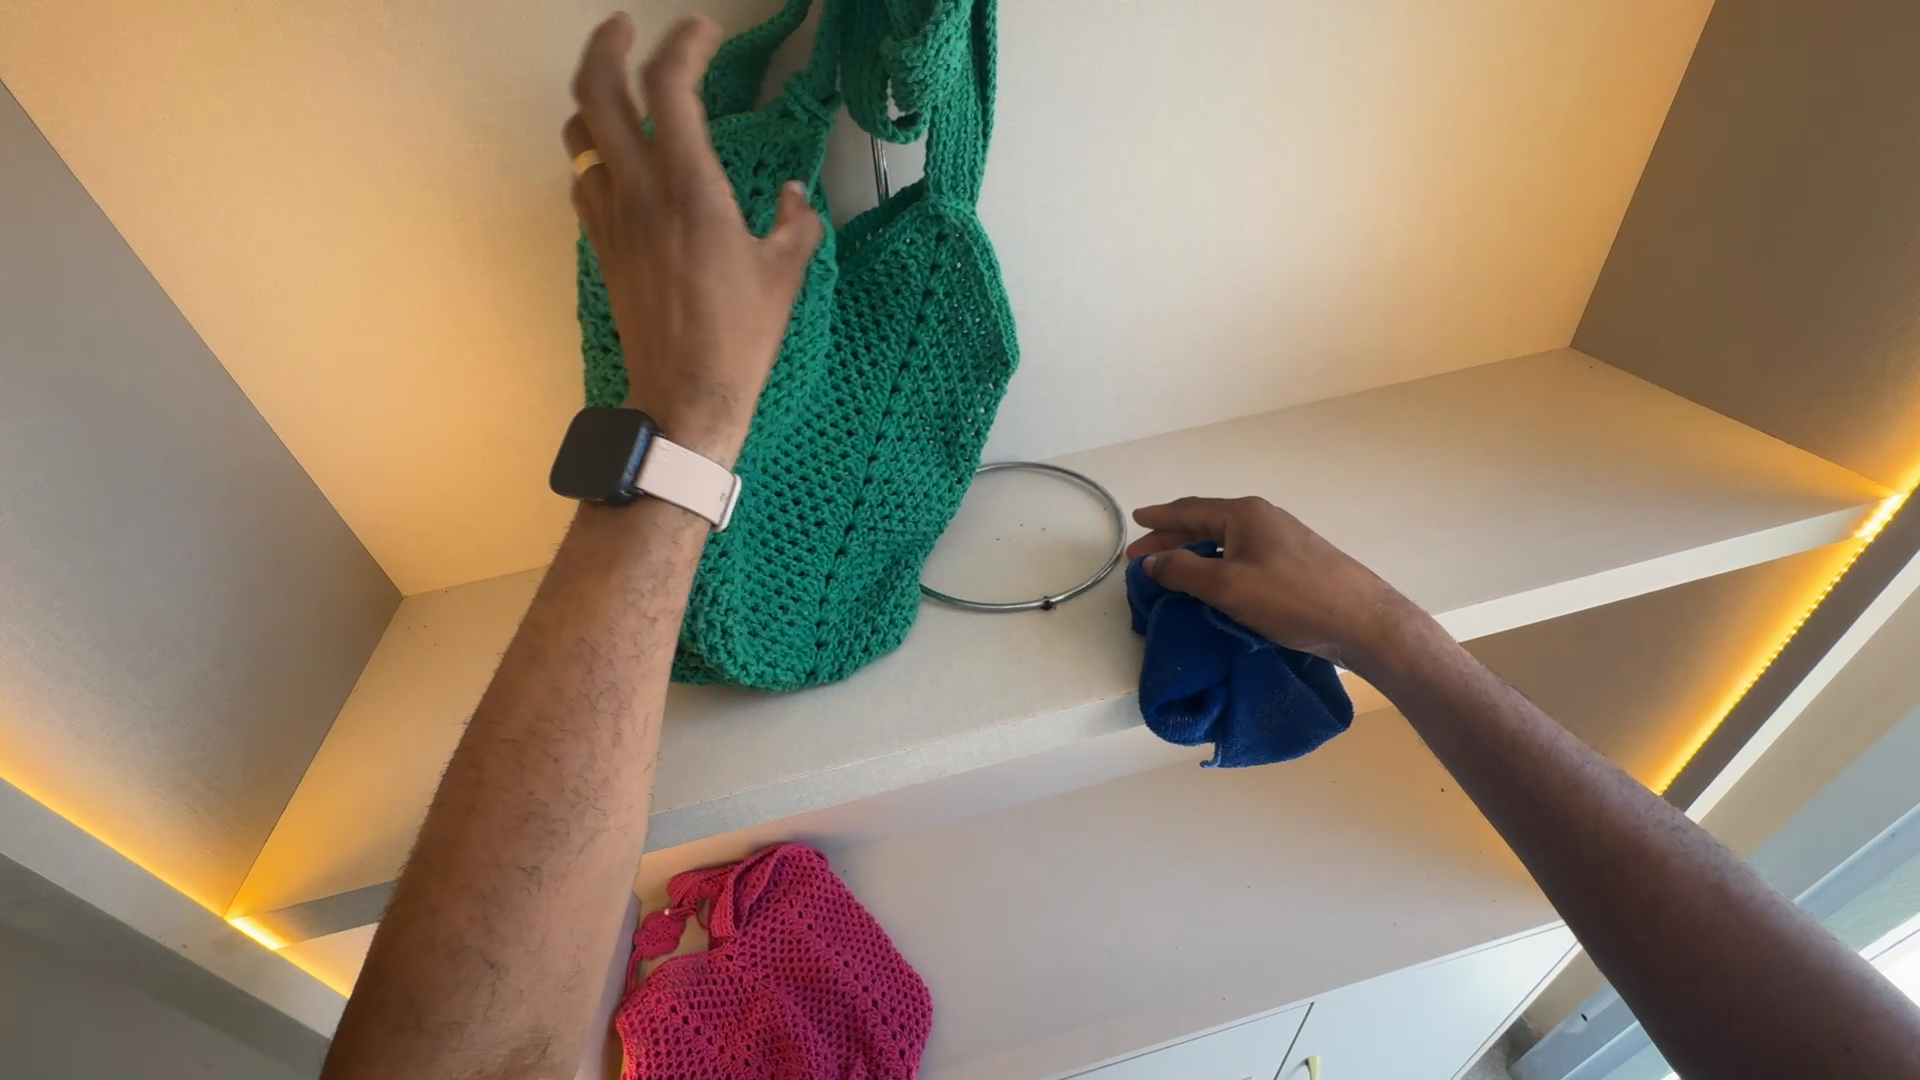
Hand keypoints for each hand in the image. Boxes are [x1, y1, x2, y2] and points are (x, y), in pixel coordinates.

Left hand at [563, 13, 822, 464]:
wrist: (687, 393)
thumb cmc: (742, 336)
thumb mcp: (786, 277)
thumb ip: (796, 223)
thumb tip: (792, 195)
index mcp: (691, 188)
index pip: (670, 87)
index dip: (685, 44)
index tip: (705, 31)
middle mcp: (639, 190)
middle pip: (596, 88)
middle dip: (607, 43)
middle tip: (628, 29)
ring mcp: (611, 218)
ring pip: (577, 131)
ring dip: (593, 99)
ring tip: (619, 96)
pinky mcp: (601, 247)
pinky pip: (582, 180)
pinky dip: (593, 155)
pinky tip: (617, 167)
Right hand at [1126, 496, 1421, 671]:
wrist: (1363, 622)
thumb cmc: (1291, 598)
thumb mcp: (1227, 586)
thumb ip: (1182, 571)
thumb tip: (1152, 562)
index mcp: (1243, 514)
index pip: (1189, 510)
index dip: (1158, 518)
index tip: (1134, 521)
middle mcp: (1261, 519)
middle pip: (1204, 524)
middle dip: (1169, 539)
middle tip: (1140, 557)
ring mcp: (1279, 540)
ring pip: (1222, 542)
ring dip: (1191, 554)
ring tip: (1168, 570)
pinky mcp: (1292, 564)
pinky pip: (1239, 557)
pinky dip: (1214, 565)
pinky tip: (1209, 582)